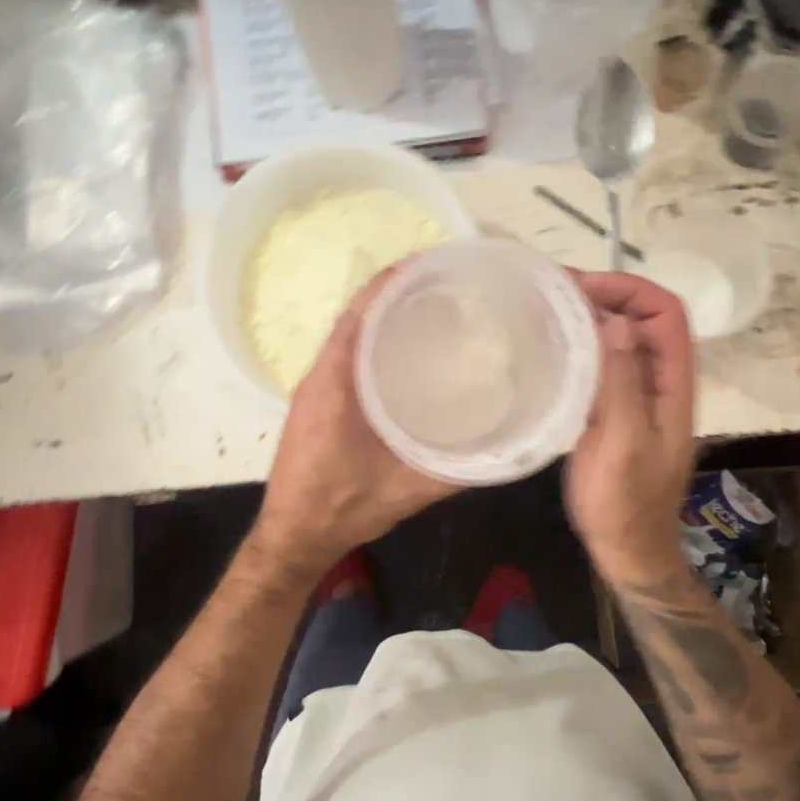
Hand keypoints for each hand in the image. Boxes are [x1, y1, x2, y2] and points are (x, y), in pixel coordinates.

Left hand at [252, 269, 458, 577]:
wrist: (294, 535)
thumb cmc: (342, 508)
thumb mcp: (408, 488)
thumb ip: (457, 469)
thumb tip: (505, 449)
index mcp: (336, 382)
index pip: (363, 311)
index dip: (396, 281)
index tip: (436, 265)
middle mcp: (321, 375)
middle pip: (359, 315)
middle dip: (400, 294)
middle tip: (450, 289)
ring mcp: (315, 388)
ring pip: (352, 336)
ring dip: (386, 318)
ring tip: (436, 314)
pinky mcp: (317, 403)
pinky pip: (348, 358)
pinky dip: (375, 344)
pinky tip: (407, 359)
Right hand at [565, 271, 697, 588]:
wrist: (626, 549)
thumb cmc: (625, 503)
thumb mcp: (623, 442)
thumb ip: (623, 382)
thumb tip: (616, 319)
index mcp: (673, 385)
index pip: (665, 312)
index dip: (629, 288)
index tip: (579, 289)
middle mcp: (660, 382)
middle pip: (643, 319)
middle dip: (605, 295)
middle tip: (551, 294)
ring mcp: (637, 398)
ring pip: (622, 340)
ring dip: (589, 319)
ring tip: (543, 312)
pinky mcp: (615, 413)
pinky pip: (603, 367)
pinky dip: (580, 349)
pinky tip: (547, 352)